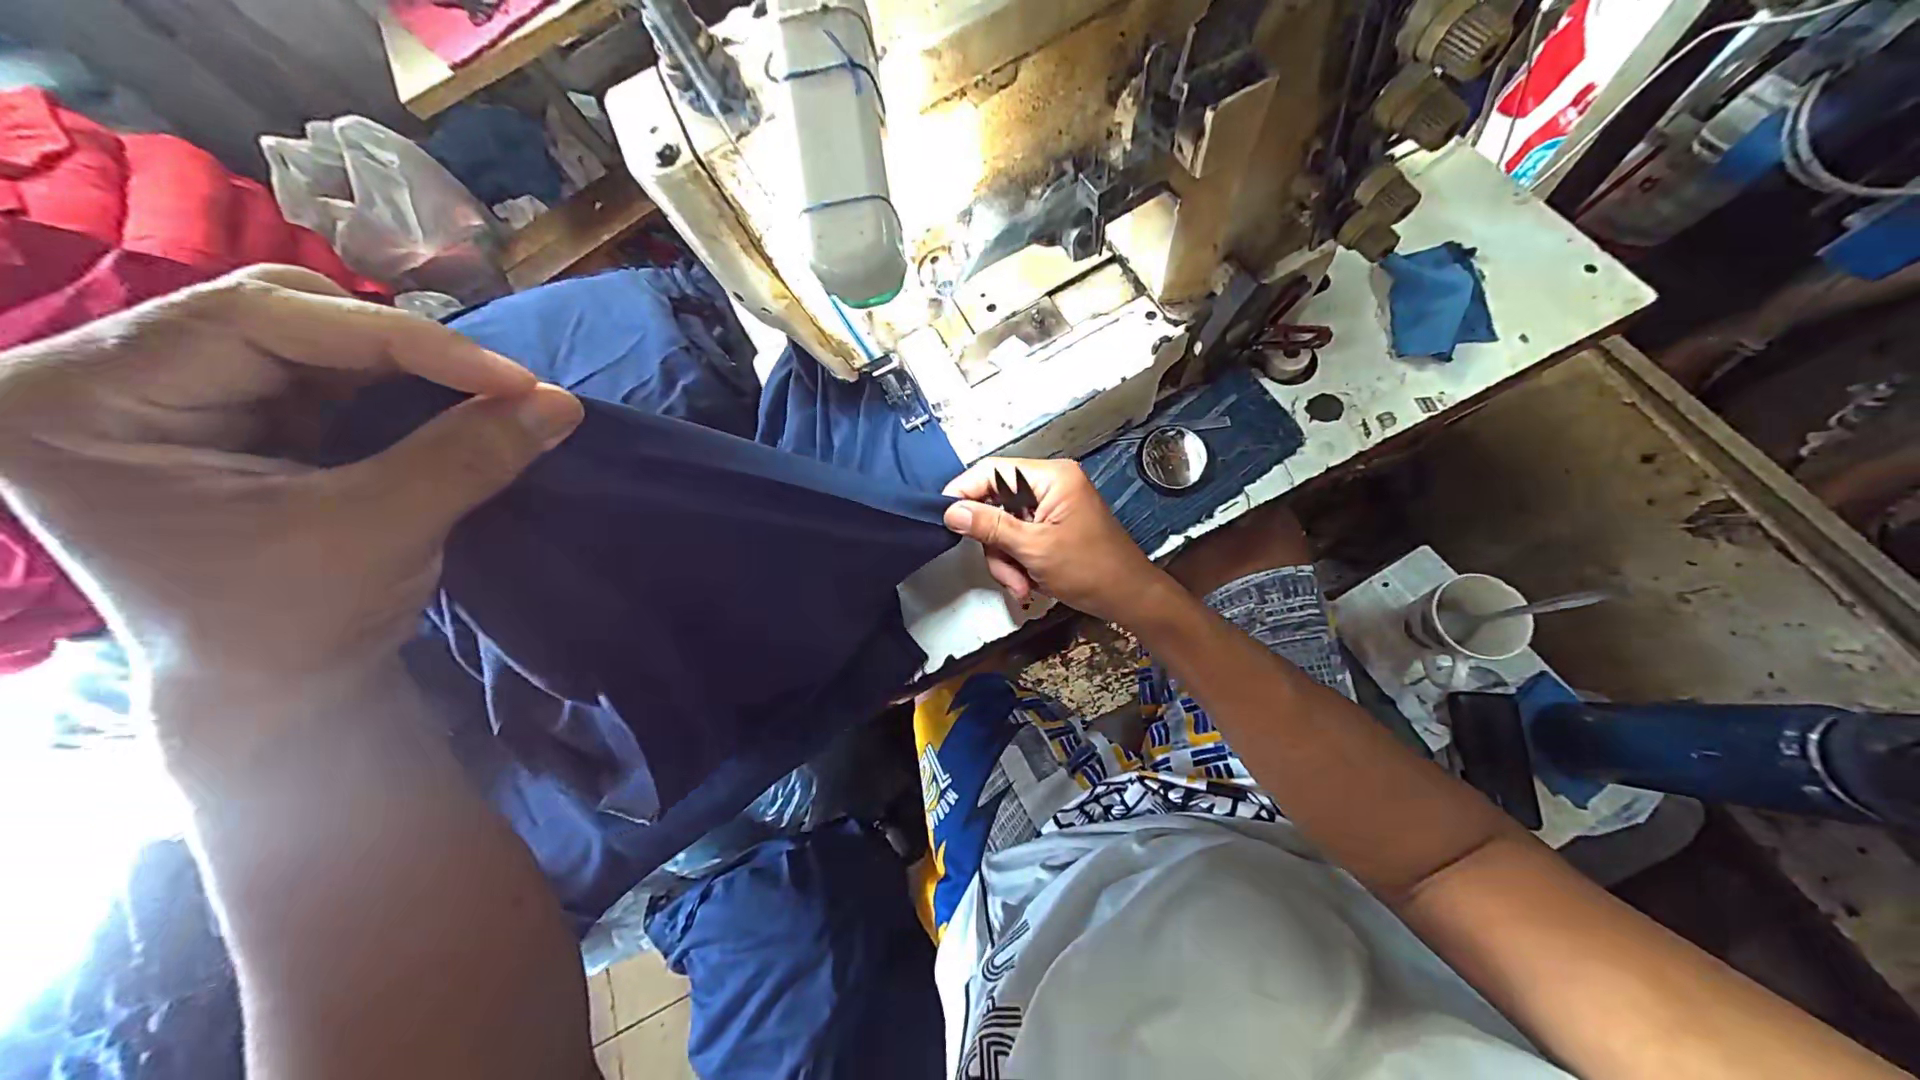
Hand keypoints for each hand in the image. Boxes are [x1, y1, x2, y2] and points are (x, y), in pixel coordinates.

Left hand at [0, 266, 581, 719]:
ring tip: (484, 394)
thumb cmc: (297, 628)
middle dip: (400, 347)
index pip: (253, 320)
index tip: (515, 378)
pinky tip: (448, 404)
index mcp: (78, 404)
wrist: (280, 693)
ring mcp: (168, 396)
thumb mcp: (382, 535)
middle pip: (274, 312)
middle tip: (498, 385)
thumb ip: (469, 457)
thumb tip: (563, 402)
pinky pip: (326, 372)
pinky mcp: (229, 417)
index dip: (402, 341)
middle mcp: (105, 380)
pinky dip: (401, 385)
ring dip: (408, 364)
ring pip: (310, 336)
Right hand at [941, 457, 1170, 622]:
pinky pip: (1019, 539)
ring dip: (1006, 561)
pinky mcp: (1051, 527)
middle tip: (1007, 573)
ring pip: (1004, 527)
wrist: (1130, 598)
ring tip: (1022, 586)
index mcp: (1052, 477)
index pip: (992, 471)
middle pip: (996, 504)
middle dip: (995, 544)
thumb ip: (990, 526)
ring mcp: (1051, 507)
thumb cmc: (1092, 570)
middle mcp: (1050, 485)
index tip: (945, 517)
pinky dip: (1018, 563)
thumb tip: (951, 511)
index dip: (964, 492)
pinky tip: (1030, 583)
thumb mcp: (1033, 548)